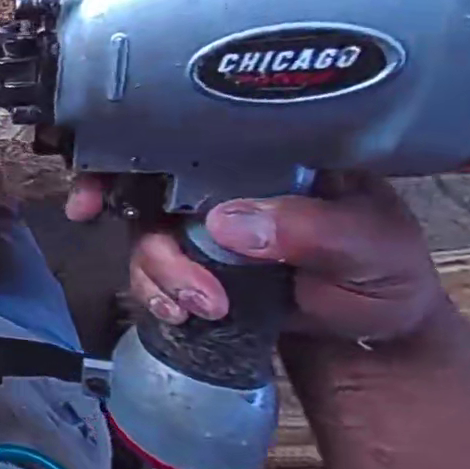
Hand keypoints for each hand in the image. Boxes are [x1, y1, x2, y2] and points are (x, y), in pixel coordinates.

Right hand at [66, 171, 448, 343]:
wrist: (363, 336)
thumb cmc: (381, 281)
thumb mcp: (374, 251)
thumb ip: (312, 231)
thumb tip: (227, 219)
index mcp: (268, 155)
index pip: (194, 131)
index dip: (138, 141)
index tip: (107, 171)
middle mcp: (221, 180)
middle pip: (142, 173)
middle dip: (106, 194)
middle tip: (88, 213)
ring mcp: (194, 219)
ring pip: (140, 227)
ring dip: (155, 267)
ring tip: (201, 304)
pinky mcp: (182, 256)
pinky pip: (143, 266)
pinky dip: (150, 289)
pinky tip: (177, 310)